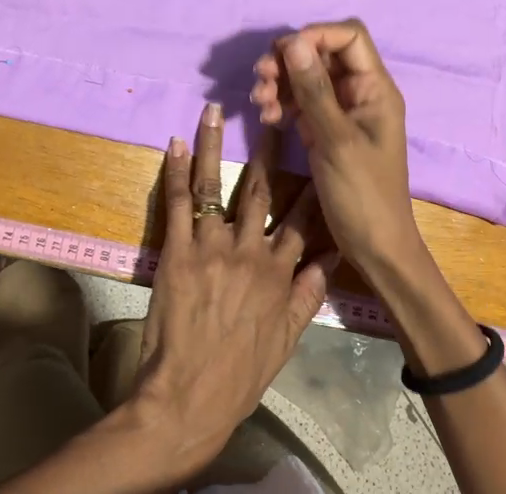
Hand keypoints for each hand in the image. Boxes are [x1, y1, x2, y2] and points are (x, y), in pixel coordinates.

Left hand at [132, 102, 337, 475]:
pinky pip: (177, 203)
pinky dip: (176, 170)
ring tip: (214, 110)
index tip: (318, 154)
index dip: (311, 186)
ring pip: (216, 186)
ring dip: (214, 144)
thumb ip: (307, 297)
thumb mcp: (286, 340)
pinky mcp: (177, 250)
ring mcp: (211, 248)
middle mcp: (248, 251)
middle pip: (261, 190)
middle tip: (273, 114)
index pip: (301, 220)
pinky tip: (176, 143)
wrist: (189, 396)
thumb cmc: (239, 373)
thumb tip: (328, 261)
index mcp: (279, 273)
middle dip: (268, 149)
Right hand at [251, 20, 423, 279]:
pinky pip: (300, 102)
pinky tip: (267, 117)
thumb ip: (314, 89)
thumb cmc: (363, 195)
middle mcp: (360, 92)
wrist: (375, 248)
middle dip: (288, 60)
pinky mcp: (325, 129)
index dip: (315, 35)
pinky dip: (281, 103)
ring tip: (259, 102)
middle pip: (321, 53)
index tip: (283, 54)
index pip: (349, 36)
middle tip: (261, 79)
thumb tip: (293, 42)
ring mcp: (342, 111)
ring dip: (279, 82)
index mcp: (375, 88)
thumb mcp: (335, 140)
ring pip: (306, 77)